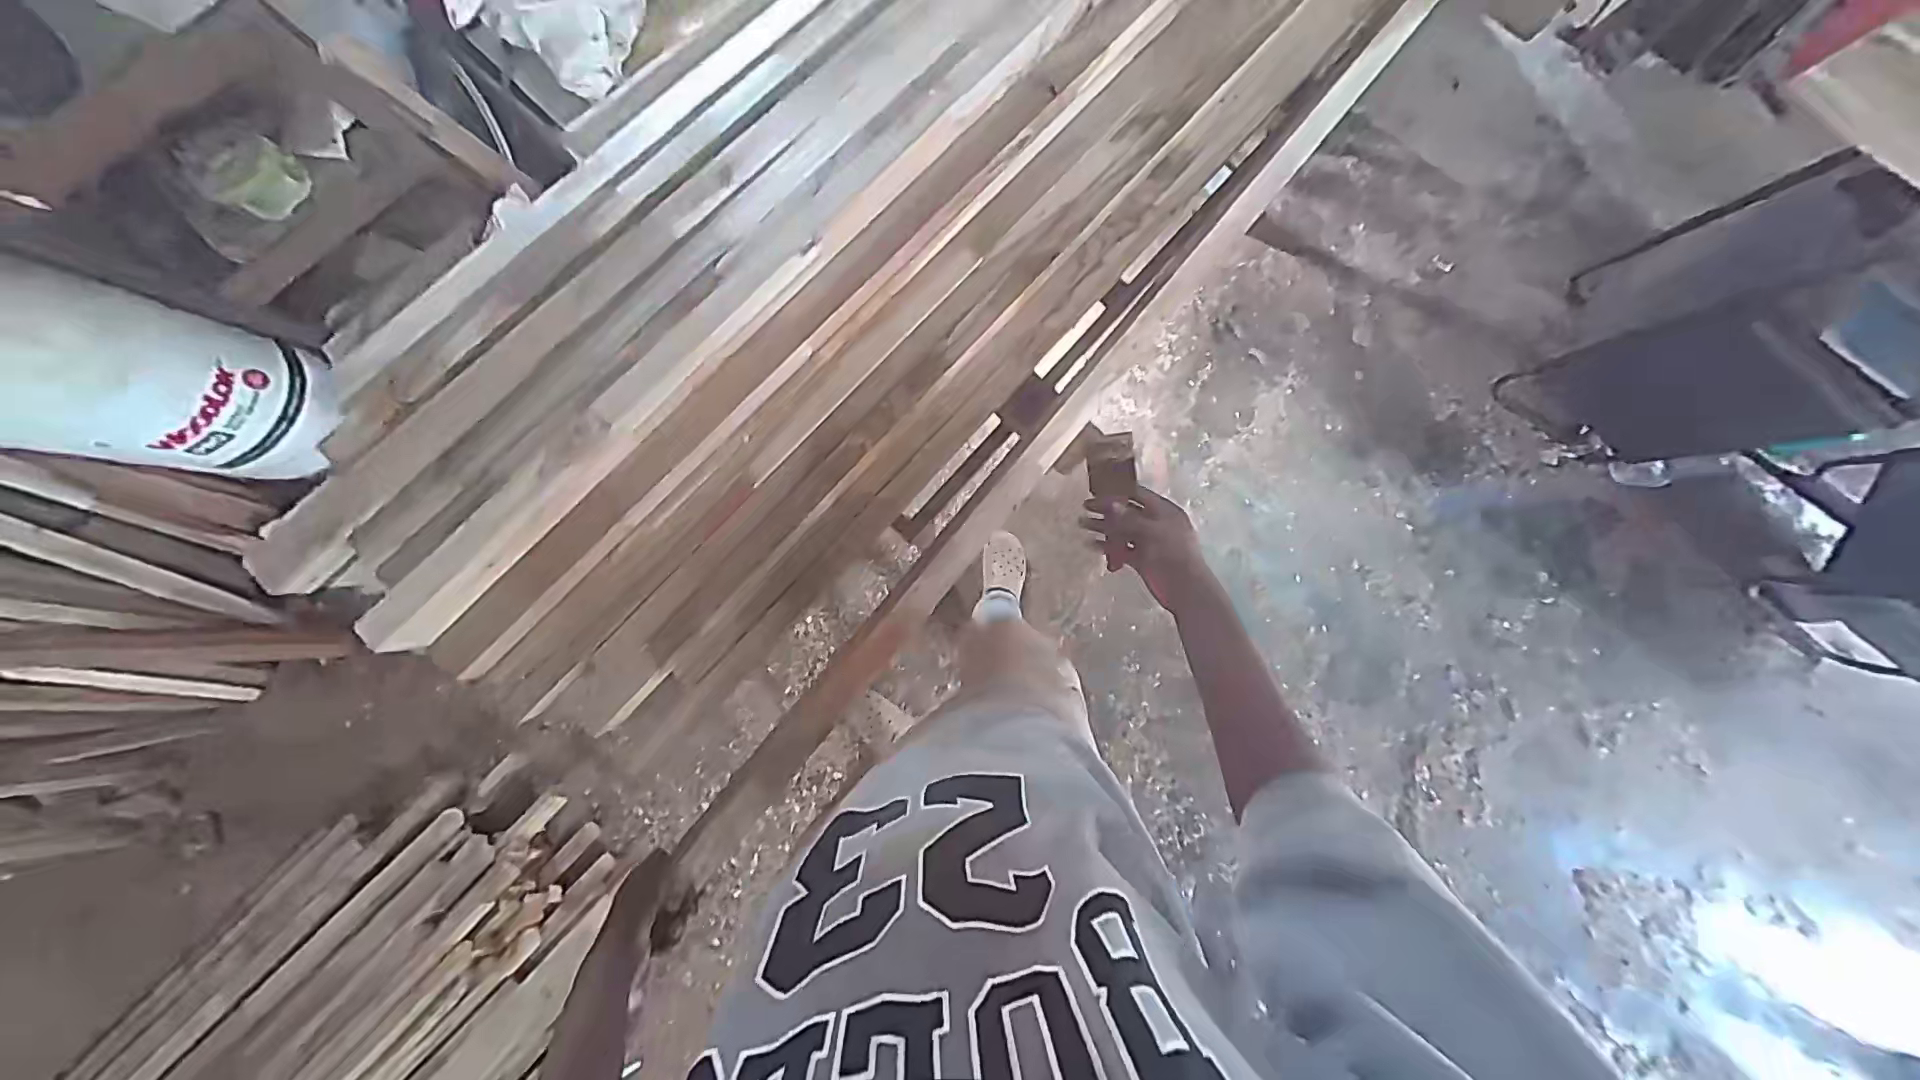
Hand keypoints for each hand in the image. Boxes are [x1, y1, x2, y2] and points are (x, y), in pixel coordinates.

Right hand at [1081, 487, 1214, 610]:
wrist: (1185, 589)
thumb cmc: (1174, 554)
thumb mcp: (1153, 532)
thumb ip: (1130, 519)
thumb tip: (1110, 503)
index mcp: (1164, 511)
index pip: (1138, 495)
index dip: (1118, 493)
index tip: (1097, 492)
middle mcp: (1155, 524)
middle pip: (1127, 513)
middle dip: (1106, 510)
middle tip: (1085, 508)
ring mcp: (1148, 542)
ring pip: (1122, 531)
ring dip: (1103, 527)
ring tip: (1083, 524)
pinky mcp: (1141, 558)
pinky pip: (1122, 549)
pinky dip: (1108, 546)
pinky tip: (1091, 544)